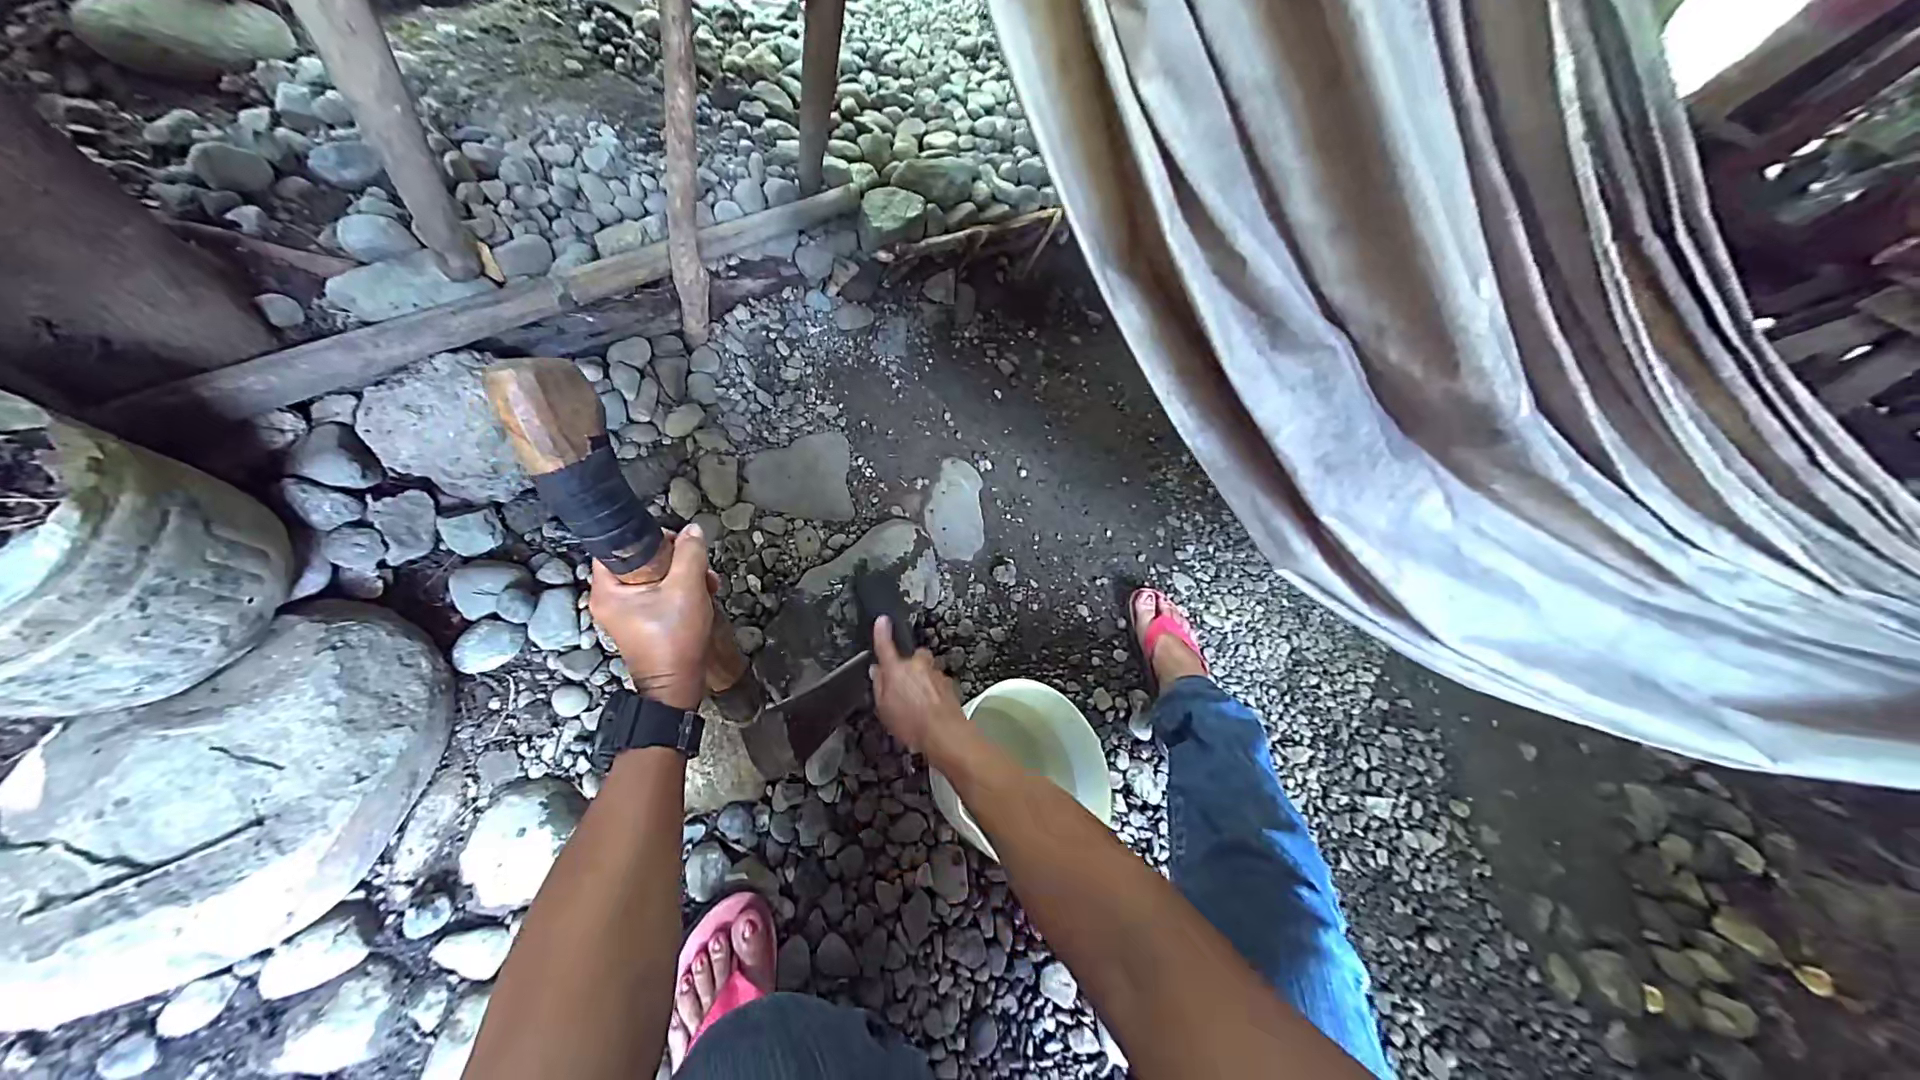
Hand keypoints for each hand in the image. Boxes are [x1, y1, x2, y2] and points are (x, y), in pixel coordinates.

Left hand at [589, 524, 720, 710]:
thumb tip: (692, 531)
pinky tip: (702, 596)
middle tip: (697, 569)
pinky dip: (682, 590)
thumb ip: (690, 554)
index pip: (621, 545)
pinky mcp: (642, 619)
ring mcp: (627, 610)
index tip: (676, 545)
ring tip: (705, 585)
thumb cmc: (674, 641)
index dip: (651, 538)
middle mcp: (611, 598)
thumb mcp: (687, 588)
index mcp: (608, 589)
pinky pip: (661, 592)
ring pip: (657, 575)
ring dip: (685, 575)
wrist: (678, 683)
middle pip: (643, 559)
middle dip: (677, 560)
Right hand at [869, 614, 973, 764]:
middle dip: (908, 669)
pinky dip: (933, 691)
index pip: (885, 645)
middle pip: (911, 659)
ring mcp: (935, 673)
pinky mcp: (948, 683)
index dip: (882, 632)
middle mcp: (917, 666)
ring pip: (926, 670)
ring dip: (922, 682)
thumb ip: (879, 685)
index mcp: (896, 669)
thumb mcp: (883, 708)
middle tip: (902, 690)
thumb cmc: (912, 724)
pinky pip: (937, 682)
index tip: (882, 621)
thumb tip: (877, 672)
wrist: (944, 733)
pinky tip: (929, 709)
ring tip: (917, 706)